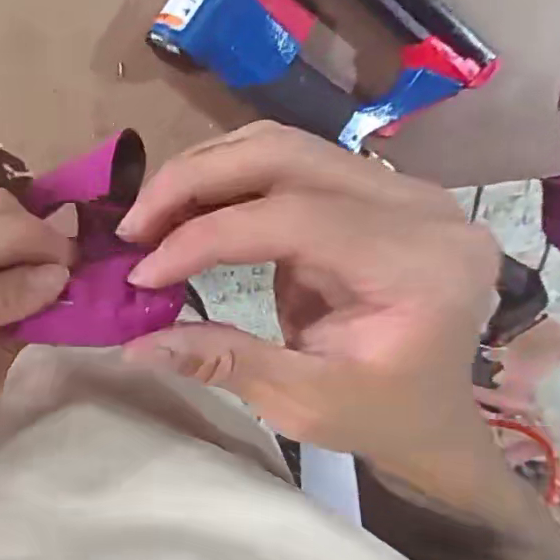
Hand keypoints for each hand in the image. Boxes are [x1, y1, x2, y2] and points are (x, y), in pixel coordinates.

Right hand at [116, 122, 502, 482]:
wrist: (429, 409)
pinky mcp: (361, 192)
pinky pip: (280, 163)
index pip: (291, 217)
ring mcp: (391, 189)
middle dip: (189, 183)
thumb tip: (134, 346)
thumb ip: (222, 362)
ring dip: (198, 175)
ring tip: (149, 222)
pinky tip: (183, 216)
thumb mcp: (299, 401)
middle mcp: (413, 205)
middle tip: (131, 230)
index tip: (141, 277)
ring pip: (275, 145)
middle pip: (282, 154)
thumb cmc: (377, 414)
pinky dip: (219, 183)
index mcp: (413, 263)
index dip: (202, 239)